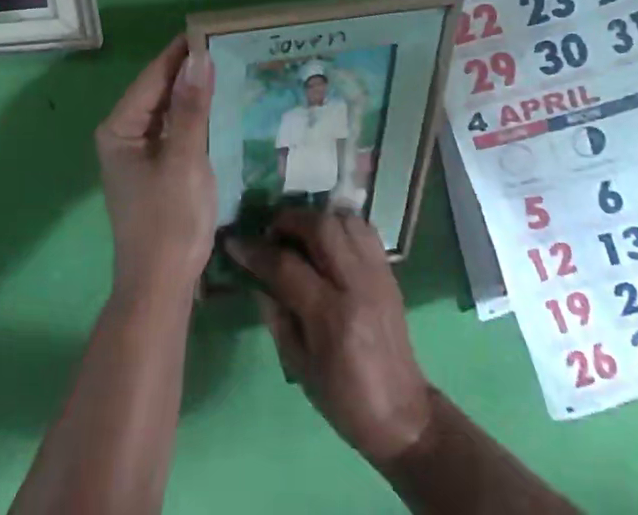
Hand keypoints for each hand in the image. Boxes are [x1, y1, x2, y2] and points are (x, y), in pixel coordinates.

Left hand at [94, 37, 215, 299]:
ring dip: (193, 96)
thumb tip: (197, 58)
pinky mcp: (154, 171)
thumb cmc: (168, 220)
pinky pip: (174, 134)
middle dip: (188, 72)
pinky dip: (194, 121)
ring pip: (166, 114)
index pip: (151, 79)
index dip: (178, 54)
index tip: (208, 28)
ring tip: (229, 70)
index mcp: (118, 129)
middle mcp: (122, 136)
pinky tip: (219, 111)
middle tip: (227, 47)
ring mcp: (137, 155)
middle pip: (157, 94)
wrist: (160, 284)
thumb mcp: (183, 160)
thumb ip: (190, 108)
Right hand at [228, 209, 431, 465]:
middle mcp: (359, 287)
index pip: (285, 265)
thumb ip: (274, 312)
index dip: (254, 250)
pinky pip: (364, 232)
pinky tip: (323, 242)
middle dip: (287, 221)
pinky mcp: (390, 276)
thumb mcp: (296, 362)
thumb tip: (255, 275)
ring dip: (315, 219)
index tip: (233, 242)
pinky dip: (339, 226)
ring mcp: (379, 278)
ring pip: (345, 221)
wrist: (404, 417)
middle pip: (321, 228)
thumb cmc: (342, 397)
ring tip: (297, 234)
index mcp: (332, 316)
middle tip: (269, 233)